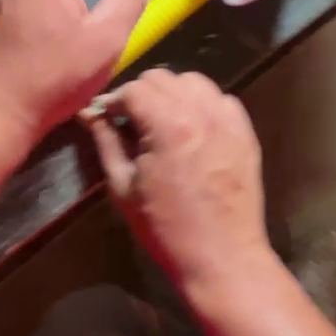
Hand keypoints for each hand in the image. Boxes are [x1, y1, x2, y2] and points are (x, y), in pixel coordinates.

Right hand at [84, 69, 276, 299]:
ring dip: (172, 93)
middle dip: (141, 94)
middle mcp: (200, 111)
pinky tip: (193, 127)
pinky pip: (220, 98)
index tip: (107, 118)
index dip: (115, 101)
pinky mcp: (245, 132)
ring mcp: (227, 120)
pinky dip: (203, 104)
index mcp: (167, 125)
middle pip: (161, 77)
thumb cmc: (165, 227)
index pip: (134, 89)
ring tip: (163, 121)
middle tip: (133, 122)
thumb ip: (106, 141)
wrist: (222, 258)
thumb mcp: (123, 187)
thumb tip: (89, 113)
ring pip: (192, 80)